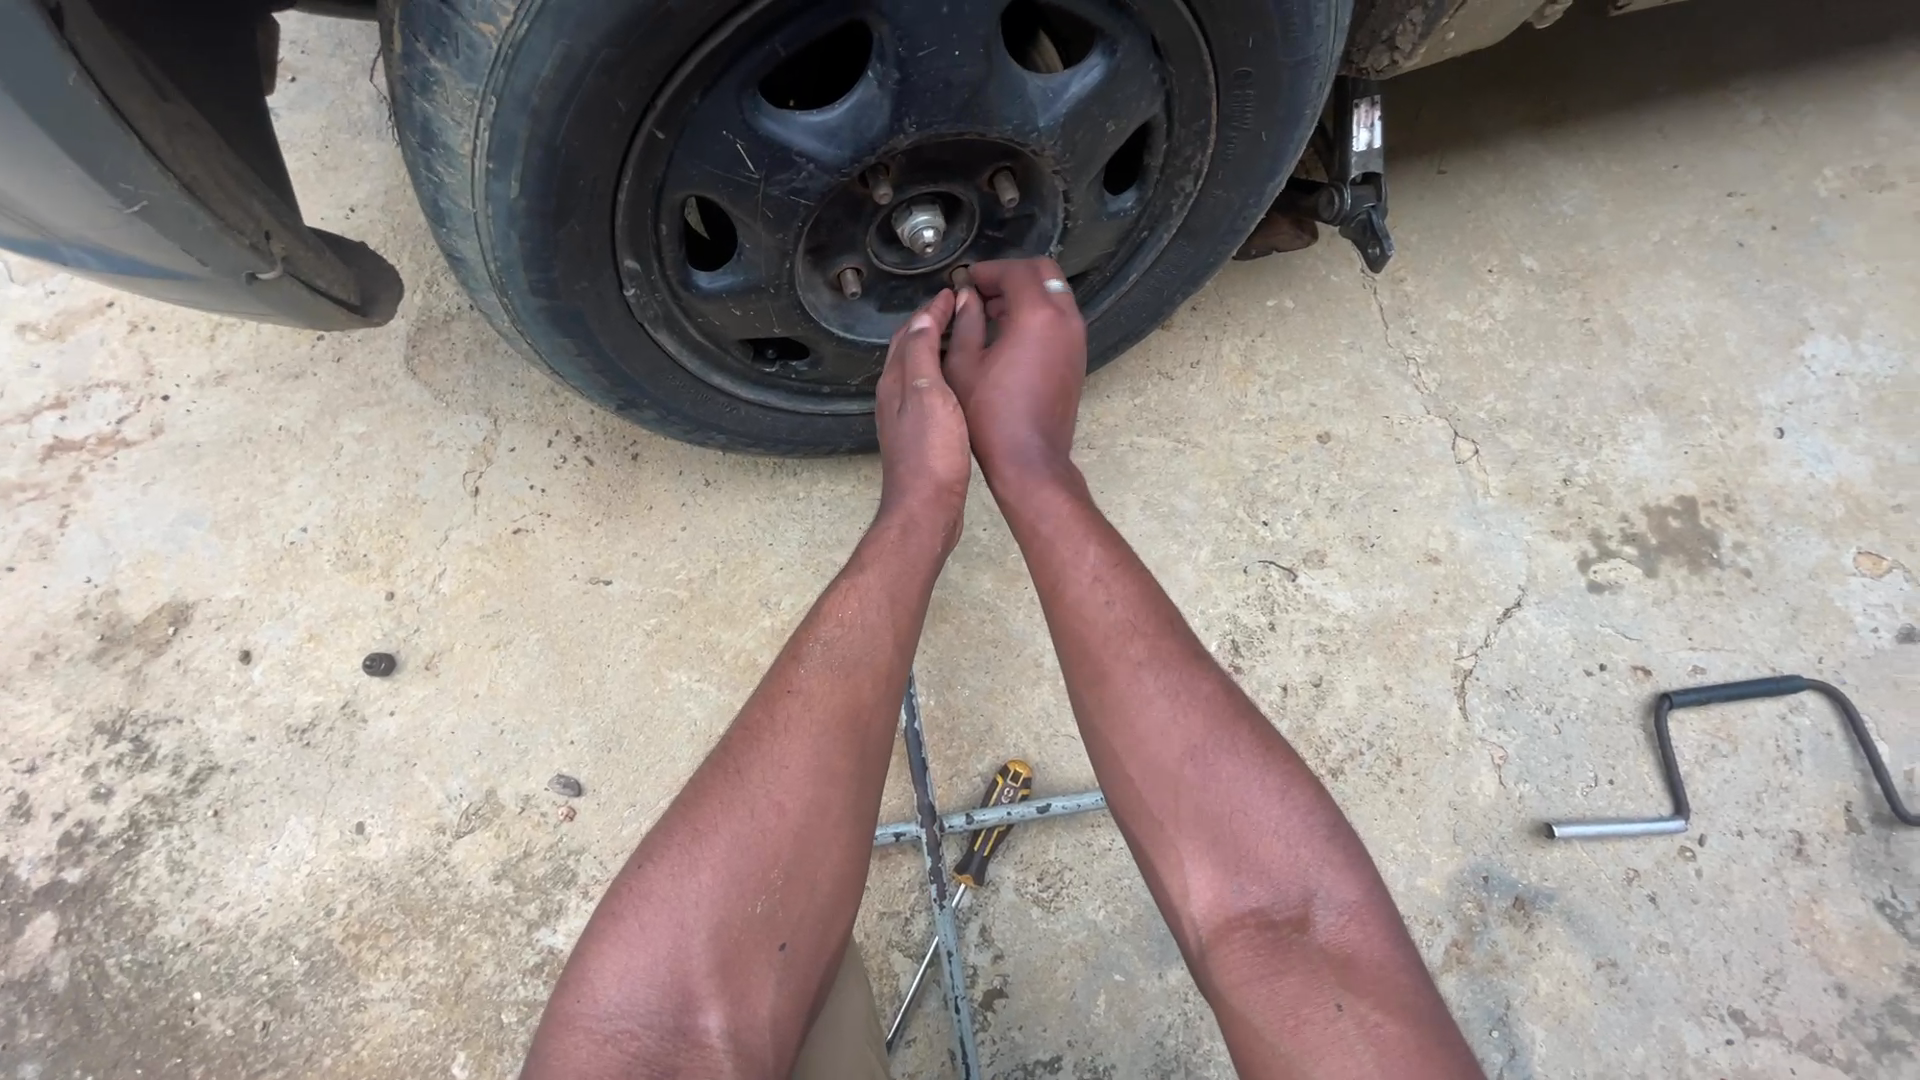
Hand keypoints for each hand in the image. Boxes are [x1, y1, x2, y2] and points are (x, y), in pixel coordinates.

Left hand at [874, 288, 969, 548]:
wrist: (927, 507)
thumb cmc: (930, 454)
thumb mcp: (928, 395)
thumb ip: (922, 355)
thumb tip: (923, 319)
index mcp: (896, 382)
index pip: (911, 333)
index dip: (931, 310)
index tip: (953, 293)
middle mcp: (895, 396)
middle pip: (910, 349)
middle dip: (931, 325)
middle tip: (958, 308)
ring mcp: (905, 418)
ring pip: (918, 371)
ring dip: (936, 349)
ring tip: (961, 337)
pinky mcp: (920, 436)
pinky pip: (929, 393)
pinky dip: (942, 376)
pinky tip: (959, 383)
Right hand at [942, 258, 1086, 494]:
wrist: (1029, 459)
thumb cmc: (991, 416)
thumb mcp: (963, 365)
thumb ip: (964, 322)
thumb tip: (966, 297)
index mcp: (1036, 315)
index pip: (1015, 271)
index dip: (987, 271)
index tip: (967, 281)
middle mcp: (1064, 319)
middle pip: (1043, 272)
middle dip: (1011, 275)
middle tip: (982, 291)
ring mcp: (1076, 338)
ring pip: (1055, 293)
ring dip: (1026, 293)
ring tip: (992, 312)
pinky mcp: (1078, 357)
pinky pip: (1061, 317)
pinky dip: (1039, 312)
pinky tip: (1010, 333)